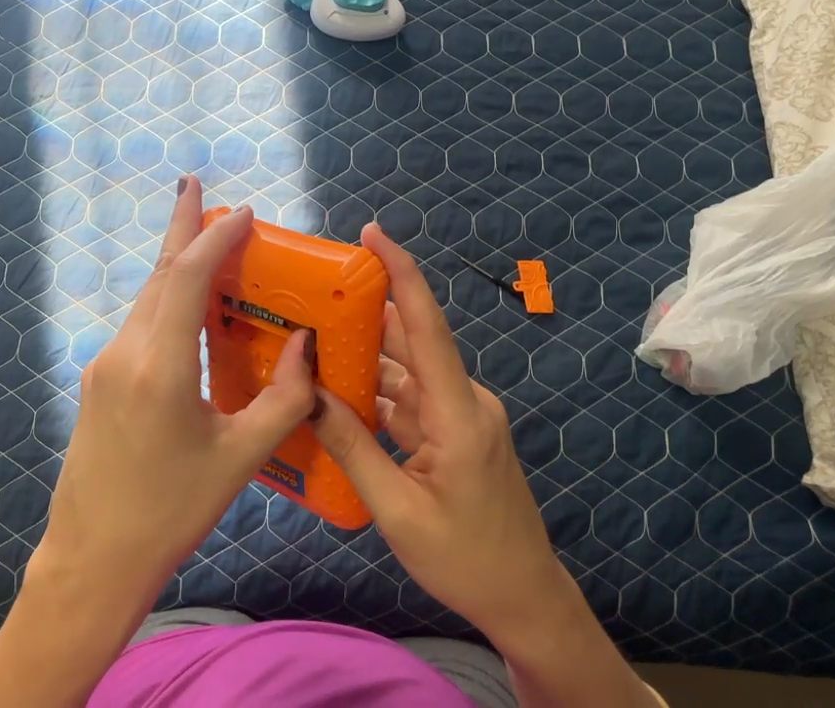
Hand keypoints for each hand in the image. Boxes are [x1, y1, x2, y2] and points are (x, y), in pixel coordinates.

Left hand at [34, 176, 315, 597]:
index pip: (185, 277)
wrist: (95, 556)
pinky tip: (185, 308)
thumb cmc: (173, 511)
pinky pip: (137, 326)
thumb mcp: (239, 458)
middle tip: (200, 189)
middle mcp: (124, 353)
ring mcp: (103, 365)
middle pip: (158, 275)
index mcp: (160, 367)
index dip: (213, 237)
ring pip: (145, 299)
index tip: (242, 211)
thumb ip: (283, 399)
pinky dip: (164, 302)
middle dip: (182, 228)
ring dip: (173, 265)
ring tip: (203, 240)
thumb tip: (305, 348)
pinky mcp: (96, 380)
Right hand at [309, 223, 557, 634]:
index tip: (374, 233)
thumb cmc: (465, 559)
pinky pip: (411, 399)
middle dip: (366, 309)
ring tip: (313, 332)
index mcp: (458, 414)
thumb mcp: (397, 509)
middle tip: (313, 288)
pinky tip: (338, 388)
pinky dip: (377, 391)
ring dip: (366, 354)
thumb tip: (309, 393)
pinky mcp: (457, 435)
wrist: (525, 601)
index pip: (427, 328)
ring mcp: (463, 418)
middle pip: (411, 341)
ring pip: (407, 371)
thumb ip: (352, 446)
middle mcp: (464, 402)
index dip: (402, 274)